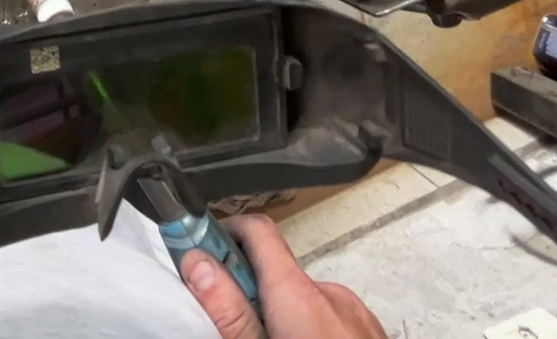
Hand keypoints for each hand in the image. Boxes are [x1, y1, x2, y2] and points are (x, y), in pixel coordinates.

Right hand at [180, 215, 385, 338]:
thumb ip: (228, 313)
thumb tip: (196, 261)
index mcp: (301, 295)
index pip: (258, 229)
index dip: (223, 235)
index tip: (200, 260)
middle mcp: (333, 296)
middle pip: (277, 273)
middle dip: (249, 296)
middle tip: (234, 335)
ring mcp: (361, 320)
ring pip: (304, 303)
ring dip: (281, 321)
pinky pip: (332, 325)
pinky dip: (311, 337)